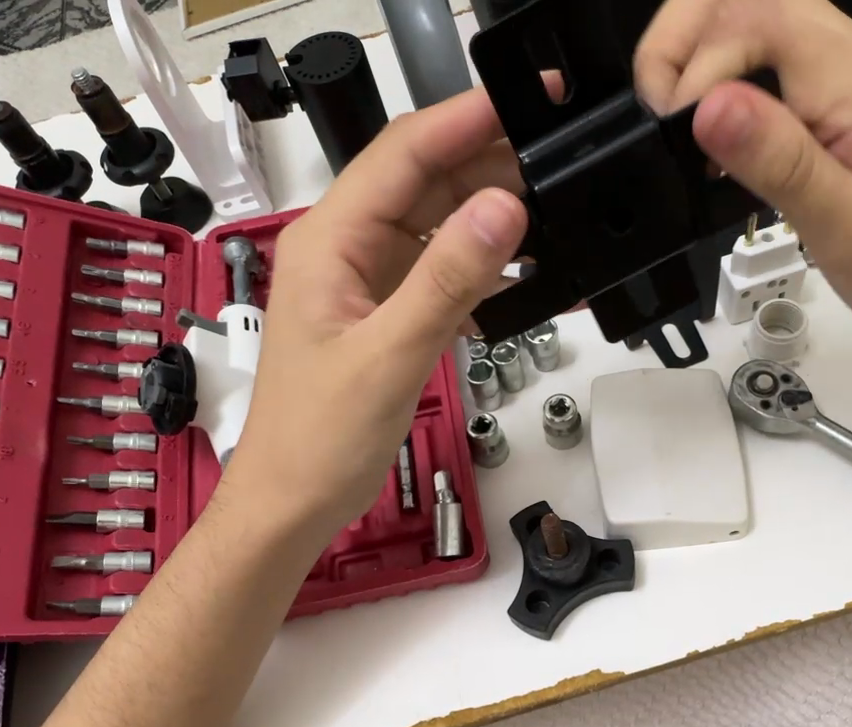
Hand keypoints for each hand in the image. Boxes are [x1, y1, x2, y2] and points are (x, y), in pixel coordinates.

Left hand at [219, 89, 528, 536]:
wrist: (296, 500)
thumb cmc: (317, 437)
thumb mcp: (388, 355)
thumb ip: (446, 281)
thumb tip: (501, 210)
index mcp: (329, 243)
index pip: (402, 154)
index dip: (464, 120)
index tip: (525, 100)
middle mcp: (347, 252)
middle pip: (424, 182)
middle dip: (488, 163)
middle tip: (556, 157)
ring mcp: (368, 284)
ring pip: (437, 227)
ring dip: (490, 216)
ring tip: (551, 205)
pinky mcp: (388, 317)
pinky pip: (441, 275)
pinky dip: (482, 270)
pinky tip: (523, 271)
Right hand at [634, 0, 851, 344]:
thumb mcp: (848, 229)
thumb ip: (781, 164)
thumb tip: (709, 106)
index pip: (754, 17)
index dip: (697, 63)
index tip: (677, 133)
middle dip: (685, 43)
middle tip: (660, 118)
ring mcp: (849, 78)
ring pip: (757, 25)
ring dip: (703, 64)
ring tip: (681, 135)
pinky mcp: (842, 104)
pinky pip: (774, 67)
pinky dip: (730, 92)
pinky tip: (719, 145)